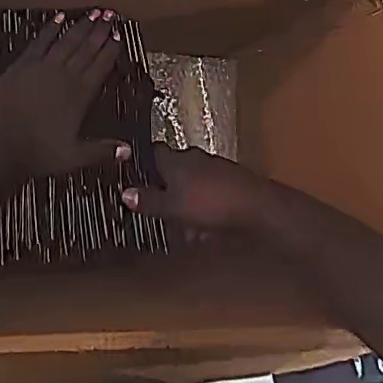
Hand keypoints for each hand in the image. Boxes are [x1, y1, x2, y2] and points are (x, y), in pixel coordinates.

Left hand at [0, 10, 129, 176]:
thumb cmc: (35, 151)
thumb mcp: (73, 156)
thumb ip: (101, 151)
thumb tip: (127, 152)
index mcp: (79, 95)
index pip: (101, 66)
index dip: (111, 49)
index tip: (119, 35)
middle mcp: (64, 76)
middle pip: (87, 48)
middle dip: (100, 31)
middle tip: (110, 15)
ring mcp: (43, 67)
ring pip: (67, 41)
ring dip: (81, 26)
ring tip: (93, 13)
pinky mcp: (23, 64)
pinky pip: (41, 41)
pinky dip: (50, 29)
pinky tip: (59, 19)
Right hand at [120, 147, 278, 234]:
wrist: (256, 206)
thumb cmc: (211, 203)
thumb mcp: (173, 207)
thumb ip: (149, 200)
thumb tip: (126, 193)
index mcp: (176, 160)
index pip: (155, 152)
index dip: (145, 163)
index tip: (138, 177)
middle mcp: (195, 158)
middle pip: (174, 171)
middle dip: (169, 193)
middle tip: (165, 215)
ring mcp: (215, 168)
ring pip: (194, 184)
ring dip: (189, 204)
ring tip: (190, 230)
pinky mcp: (232, 180)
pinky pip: (211, 193)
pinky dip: (207, 208)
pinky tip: (210, 230)